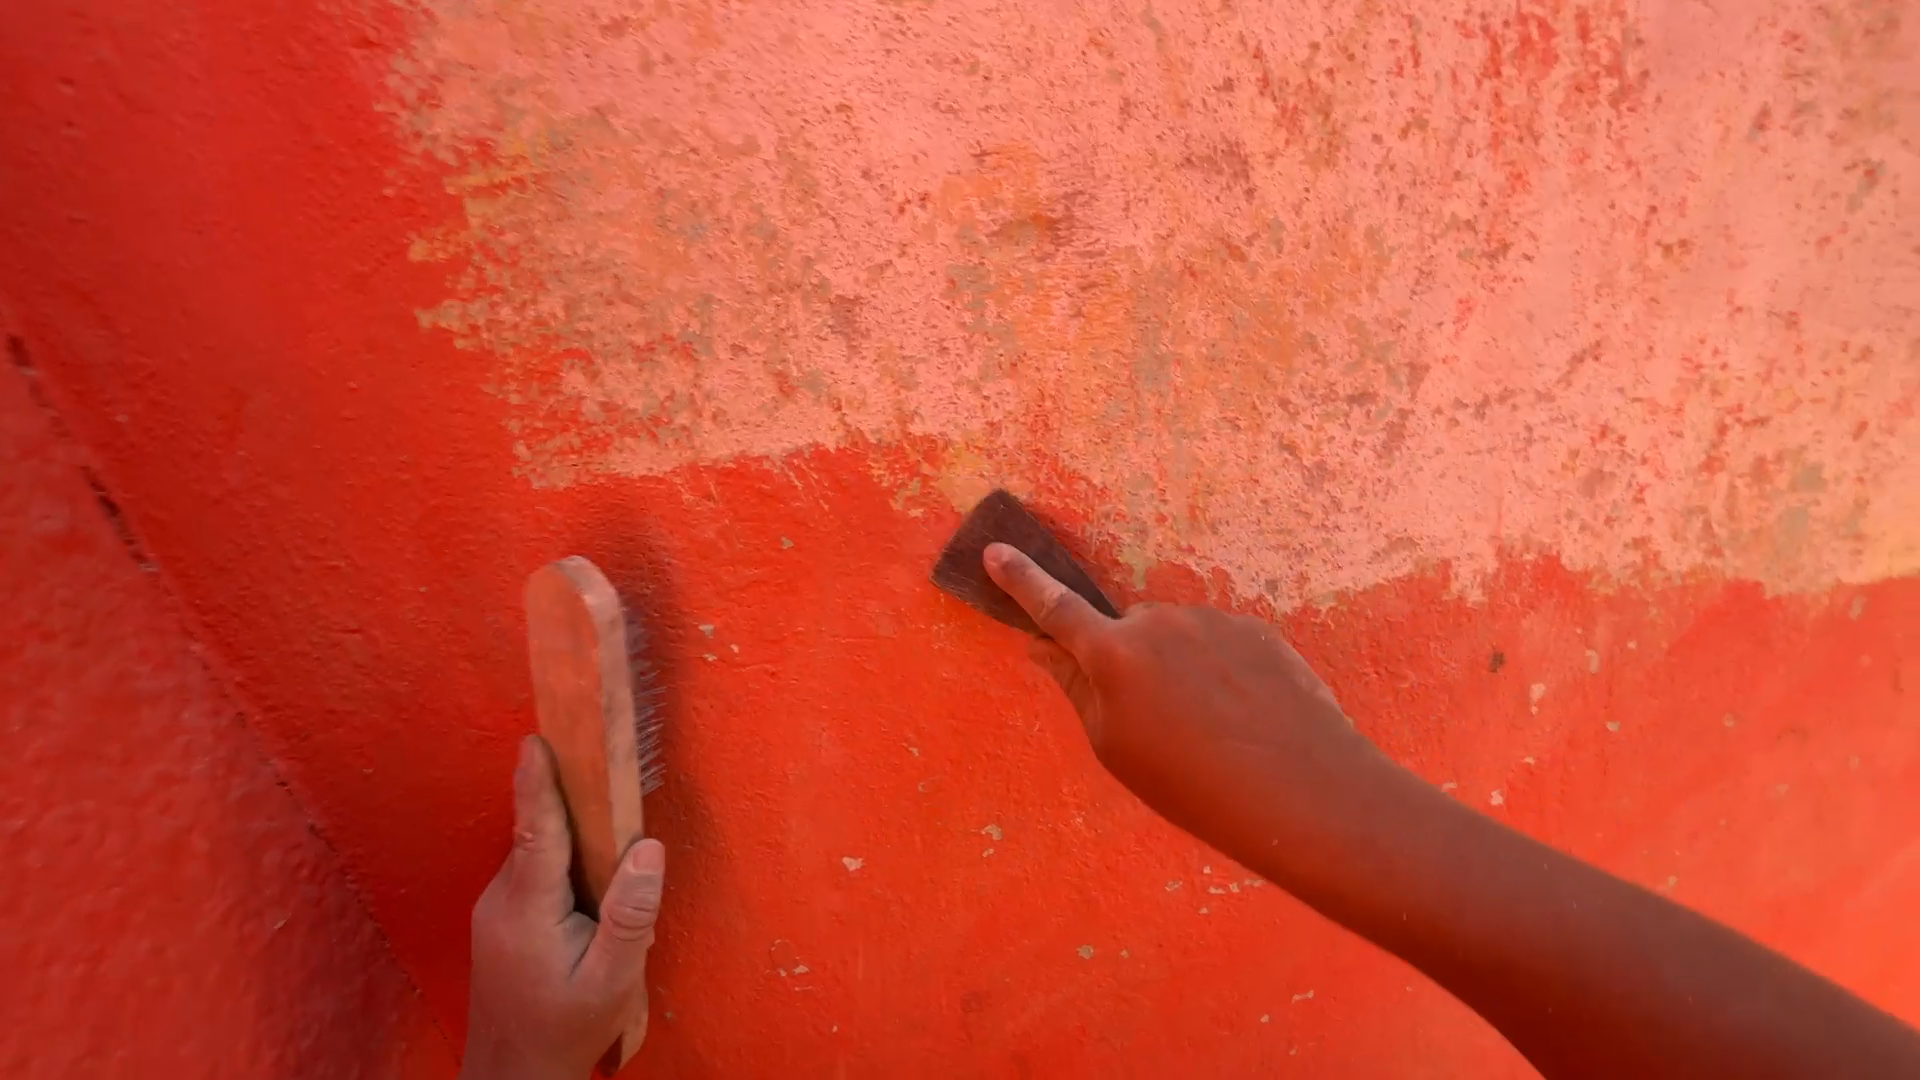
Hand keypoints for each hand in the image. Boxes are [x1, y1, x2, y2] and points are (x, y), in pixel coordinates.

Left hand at [461, 735, 665, 1079]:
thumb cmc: (565, 1031)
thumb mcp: (612, 979)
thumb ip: (630, 914)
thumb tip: (648, 846)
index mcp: (528, 908)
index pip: (536, 831)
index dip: (536, 783)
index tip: (535, 739)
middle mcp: (503, 897)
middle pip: (544, 832)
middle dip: (575, 799)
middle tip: (609, 768)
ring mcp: (499, 906)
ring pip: (543, 849)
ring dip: (577, 832)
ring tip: (616, 837)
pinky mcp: (505, 914)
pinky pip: (540, 866)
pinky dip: (568, 855)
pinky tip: (595, 878)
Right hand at [982, 542, 1400, 858]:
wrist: (1304, 792)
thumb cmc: (1190, 784)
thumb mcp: (1115, 747)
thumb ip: (1077, 688)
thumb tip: (1042, 648)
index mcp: (1113, 654)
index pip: (1054, 608)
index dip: (1021, 580)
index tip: (996, 552)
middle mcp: (1158, 622)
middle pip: (1125, 632)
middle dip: (1129, 661)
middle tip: (1160, 720)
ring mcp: (1211, 619)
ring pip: (1175, 636)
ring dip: (1179, 666)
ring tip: (1213, 724)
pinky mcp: (1255, 627)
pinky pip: (1218, 640)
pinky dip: (1219, 668)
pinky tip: (1246, 712)